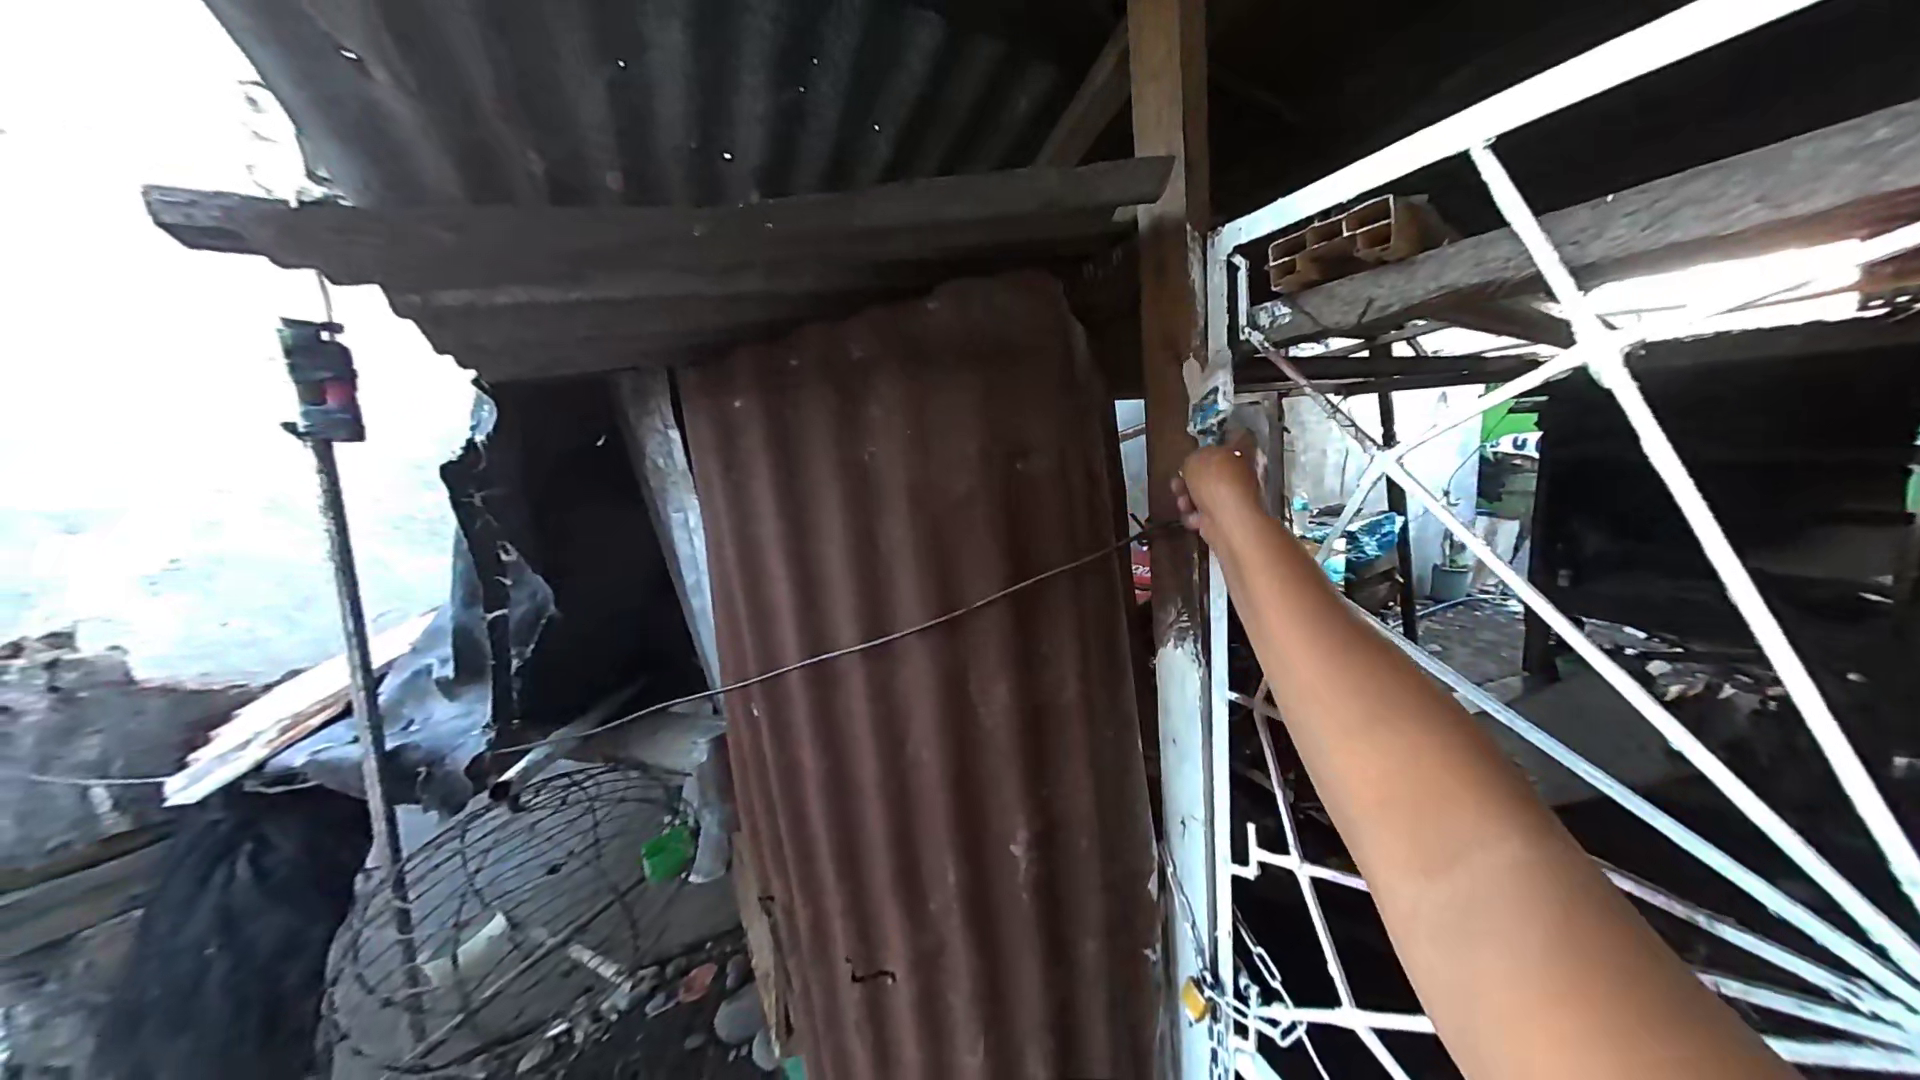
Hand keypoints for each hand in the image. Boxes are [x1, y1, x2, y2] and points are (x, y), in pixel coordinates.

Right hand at [1173, 441, 1262, 546]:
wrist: (1226, 520)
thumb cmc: (1215, 483)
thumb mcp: (1195, 459)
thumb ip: (1192, 457)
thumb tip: (1193, 463)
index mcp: (1238, 455)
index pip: (1226, 444)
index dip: (1207, 449)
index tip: (1192, 455)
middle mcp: (1238, 476)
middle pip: (1207, 475)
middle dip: (1188, 480)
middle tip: (1178, 483)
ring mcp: (1231, 499)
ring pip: (1201, 496)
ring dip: (1187, 499)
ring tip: (1184, 503)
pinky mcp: (1223, 520)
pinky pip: (1201, 515)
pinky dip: (1194, 516)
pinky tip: (1193, 517)